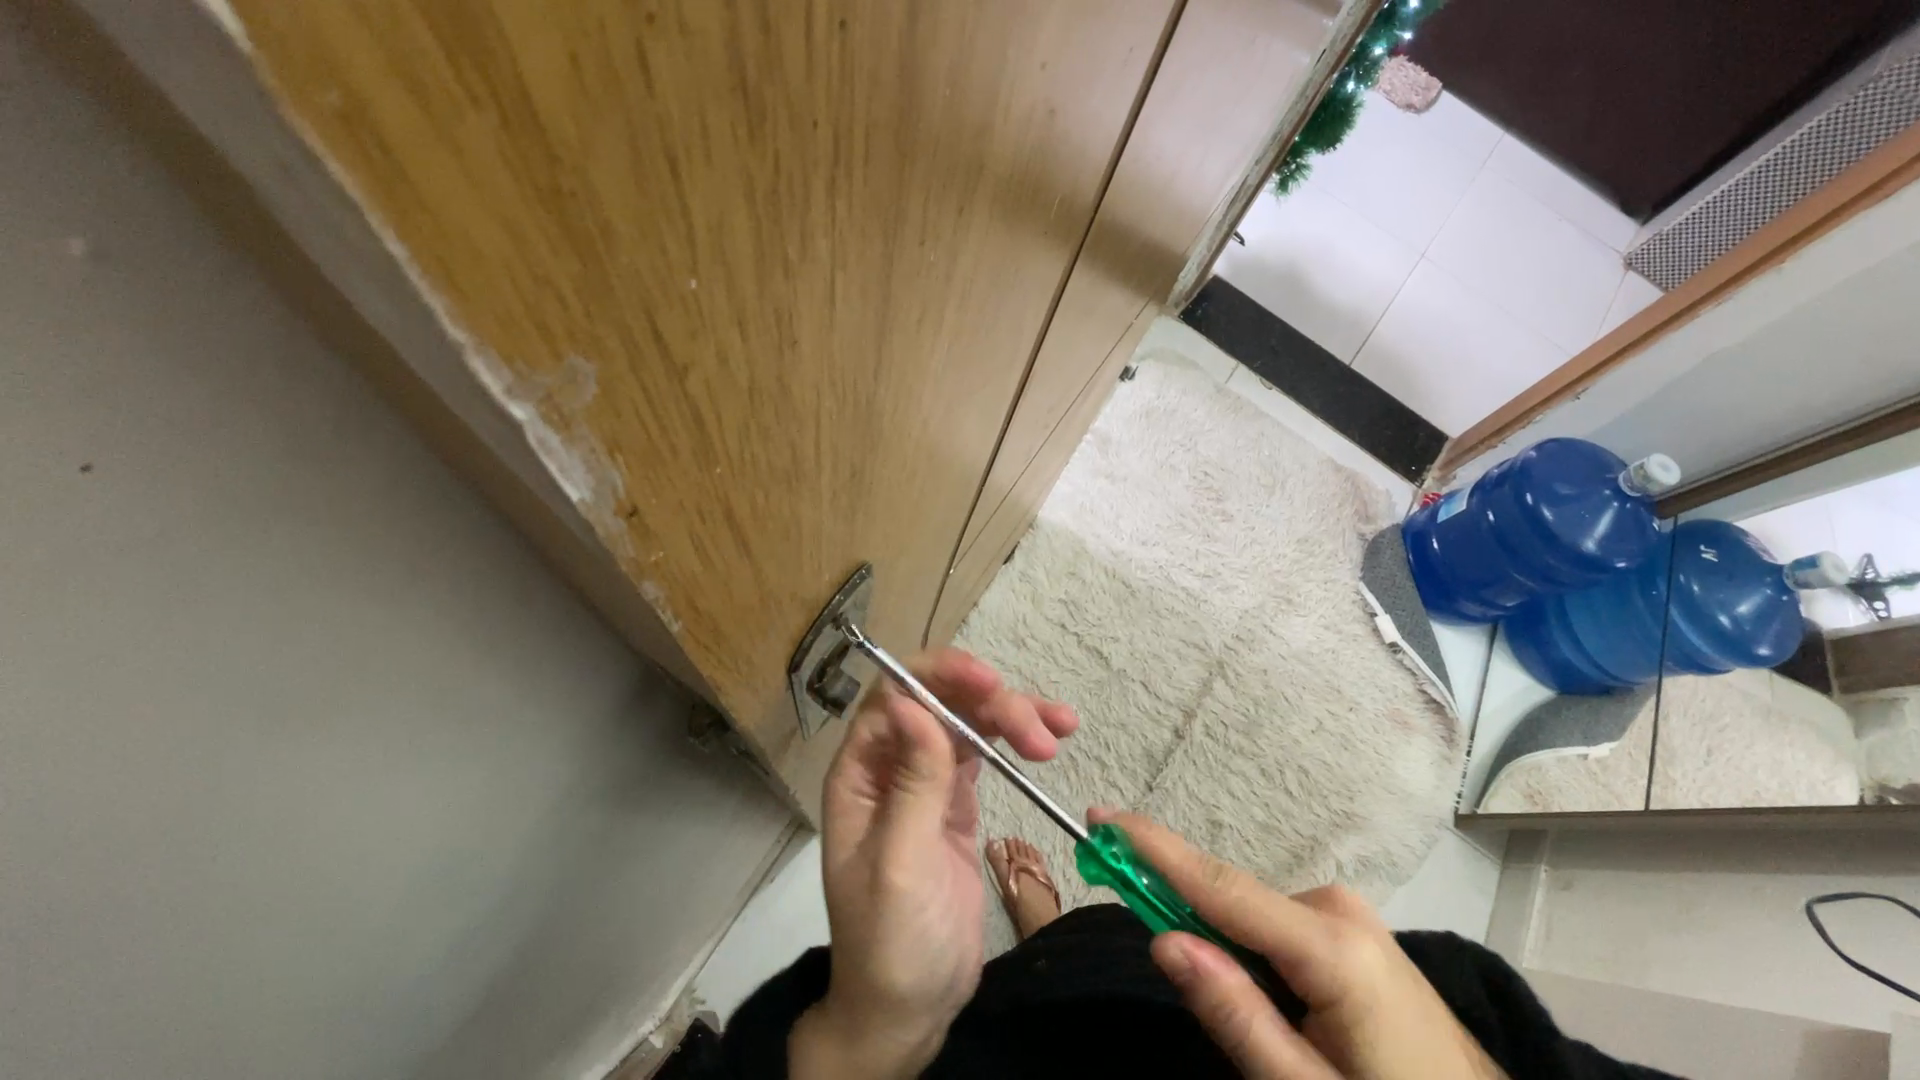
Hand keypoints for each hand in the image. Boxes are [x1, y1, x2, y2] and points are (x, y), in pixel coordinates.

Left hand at [790, 649, 1078, 1078]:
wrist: (909, 1006)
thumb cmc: (891, 941)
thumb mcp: (900, 863)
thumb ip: (912, 783)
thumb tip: (913, 702)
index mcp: (859, 775)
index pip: (893, 700)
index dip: (938, 679)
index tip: (989, 683)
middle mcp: (890, 767)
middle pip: (938, 703)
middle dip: (988, 702)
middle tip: (1039, 729)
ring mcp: (926, 783)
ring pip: (967, 723)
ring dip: (1013, 715)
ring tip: (1061, 728)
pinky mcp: (957, 803)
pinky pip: (987, 755)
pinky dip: (1017, 740)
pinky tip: (1053, 733)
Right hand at [1092, 810, 1506, 1079]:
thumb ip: (1235, 1015)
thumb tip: (1161, 940)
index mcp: (1330, 946)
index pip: (1220, 886)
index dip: (1153, 850)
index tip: (1100, 818)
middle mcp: (1338, 910)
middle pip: (1231, 901)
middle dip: (1184, 920)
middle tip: (1180, 985)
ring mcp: (1352, 916)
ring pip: (1252, 919)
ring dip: (1224, 949)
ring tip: (1263, 1032)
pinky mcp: (1355, 930)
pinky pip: (1278, 927)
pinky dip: (1252, 951)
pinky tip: (1279, 1010)